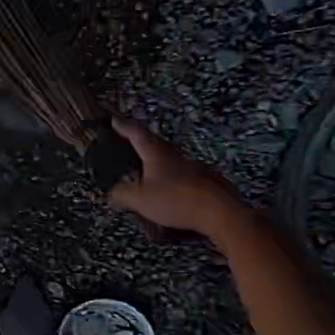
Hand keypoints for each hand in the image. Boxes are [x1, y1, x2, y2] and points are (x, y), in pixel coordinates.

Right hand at [106, 117, 246, 236]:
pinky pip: (187, 177)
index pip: (137, 133)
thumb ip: (122, 194)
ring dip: (160, 165)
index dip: (124, 127)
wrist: (220, 212)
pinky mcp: (209, 181)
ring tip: (150, 176)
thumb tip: (113, 192)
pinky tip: (173, 193)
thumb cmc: (180, 201)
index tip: (116, 121)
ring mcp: (195, 167)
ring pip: (173, 160)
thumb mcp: (140, 200)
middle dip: (143, 145)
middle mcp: (177, 156)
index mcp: (157, 154)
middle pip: (156, 144)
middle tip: (133, 146)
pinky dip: (176, 181)